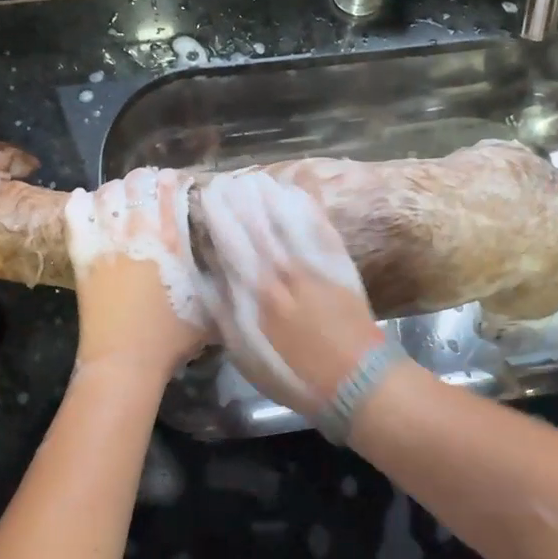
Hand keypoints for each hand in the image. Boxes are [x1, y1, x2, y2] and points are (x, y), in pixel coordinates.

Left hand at [65, 168, 208, 379]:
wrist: (123, 361)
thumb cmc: (169, 339)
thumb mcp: (208, 308)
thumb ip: (216, 282)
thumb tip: (229, 268)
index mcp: (170, 240)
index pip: (169, 191)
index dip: (172, 180)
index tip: (175, 181)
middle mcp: (138, 232)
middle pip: (137, 185)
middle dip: (144, 180)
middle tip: (148, 187)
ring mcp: (106, 241)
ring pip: (107, 194)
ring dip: (115, 189)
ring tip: (120, 195)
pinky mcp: (82, 256)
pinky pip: (75, 217)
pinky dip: (79, 203)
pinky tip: (83, 198)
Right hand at [196, 172, 384, 414]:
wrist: (355, 379)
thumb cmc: (293, 372)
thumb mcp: (244, 352)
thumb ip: (221, 309)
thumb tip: (202, 274)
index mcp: (253, 287)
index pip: (227, 235)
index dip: (215, 210)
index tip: (205, 195)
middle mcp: (279, 264)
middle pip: (253, 214)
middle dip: (236, 193)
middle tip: (225, 182)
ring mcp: (310, 255)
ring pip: (283, 208)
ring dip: (266, 189)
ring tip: (252, 179)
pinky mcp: (336, 254)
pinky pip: (315, 217)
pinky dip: (302, 198)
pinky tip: (292, 186)